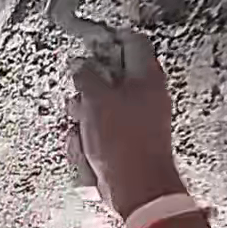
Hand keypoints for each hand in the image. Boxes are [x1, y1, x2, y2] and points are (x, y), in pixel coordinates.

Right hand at [67, 30, 187, 217]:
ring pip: (98, 106)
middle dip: (86, 89)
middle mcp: (145, 96)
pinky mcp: (123, 140)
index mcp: (147, 78)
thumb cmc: (124, 142)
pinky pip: (97, 131)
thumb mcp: (97, 100)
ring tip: (83, 131)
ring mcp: (135, 119)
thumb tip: (79, 65)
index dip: (108, 40)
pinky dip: (87, 139)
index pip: (131, 42)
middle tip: (80, 100)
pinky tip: (88, 149)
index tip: (87, 44)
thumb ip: (86, 76)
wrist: (135, 187)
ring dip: (83, 116)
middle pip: (108, 77)